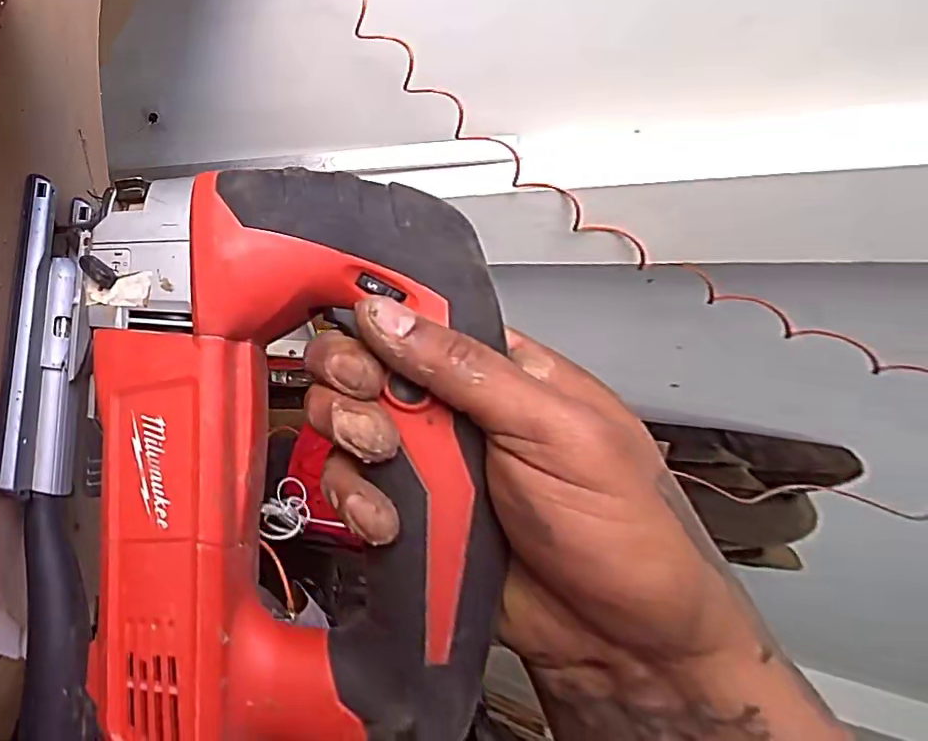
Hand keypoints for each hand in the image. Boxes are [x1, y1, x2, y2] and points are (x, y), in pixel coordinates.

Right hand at [305, 297, 843, 735]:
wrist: (621, 650)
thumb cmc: (627, 536)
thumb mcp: (562, 434)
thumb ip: (469, 369)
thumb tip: (385, 312)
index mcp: (489, 367)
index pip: (407, 316)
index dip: (367, 318)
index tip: (358, 341)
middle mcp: (440, 402)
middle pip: (352, 360)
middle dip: (348, 384)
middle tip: (374, 409)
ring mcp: (413, 450)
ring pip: (335, 415)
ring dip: (350, 440)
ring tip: (388, 467)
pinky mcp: (392, 496)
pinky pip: (339, 477)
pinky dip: (353, 497)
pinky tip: (389, 519)